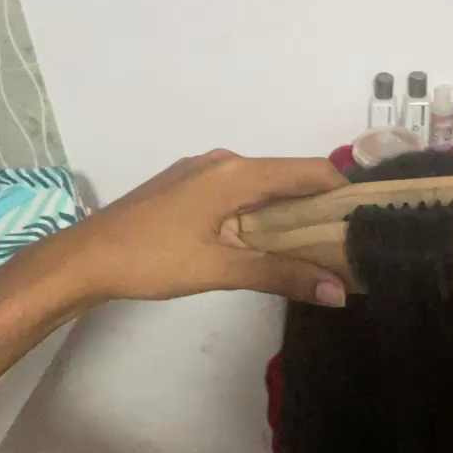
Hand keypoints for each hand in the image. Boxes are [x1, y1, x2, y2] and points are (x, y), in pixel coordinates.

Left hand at [67, 150, 349, 305]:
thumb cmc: (153, 259)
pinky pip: (240, 192)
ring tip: (316, 246)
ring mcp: (203, 170)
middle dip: (320, 206)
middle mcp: (225, 161)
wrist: (83, 257)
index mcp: (238, 172)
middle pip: (288, 177)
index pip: (309, 171)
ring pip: (263, 186)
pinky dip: (261, 212)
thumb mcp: (221, 268)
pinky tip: (266, 241)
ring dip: (289, 212)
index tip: (369, 218)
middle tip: (348, 240)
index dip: (344, 190)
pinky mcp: (188, 186)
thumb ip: (282, 275)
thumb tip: (340, 291)